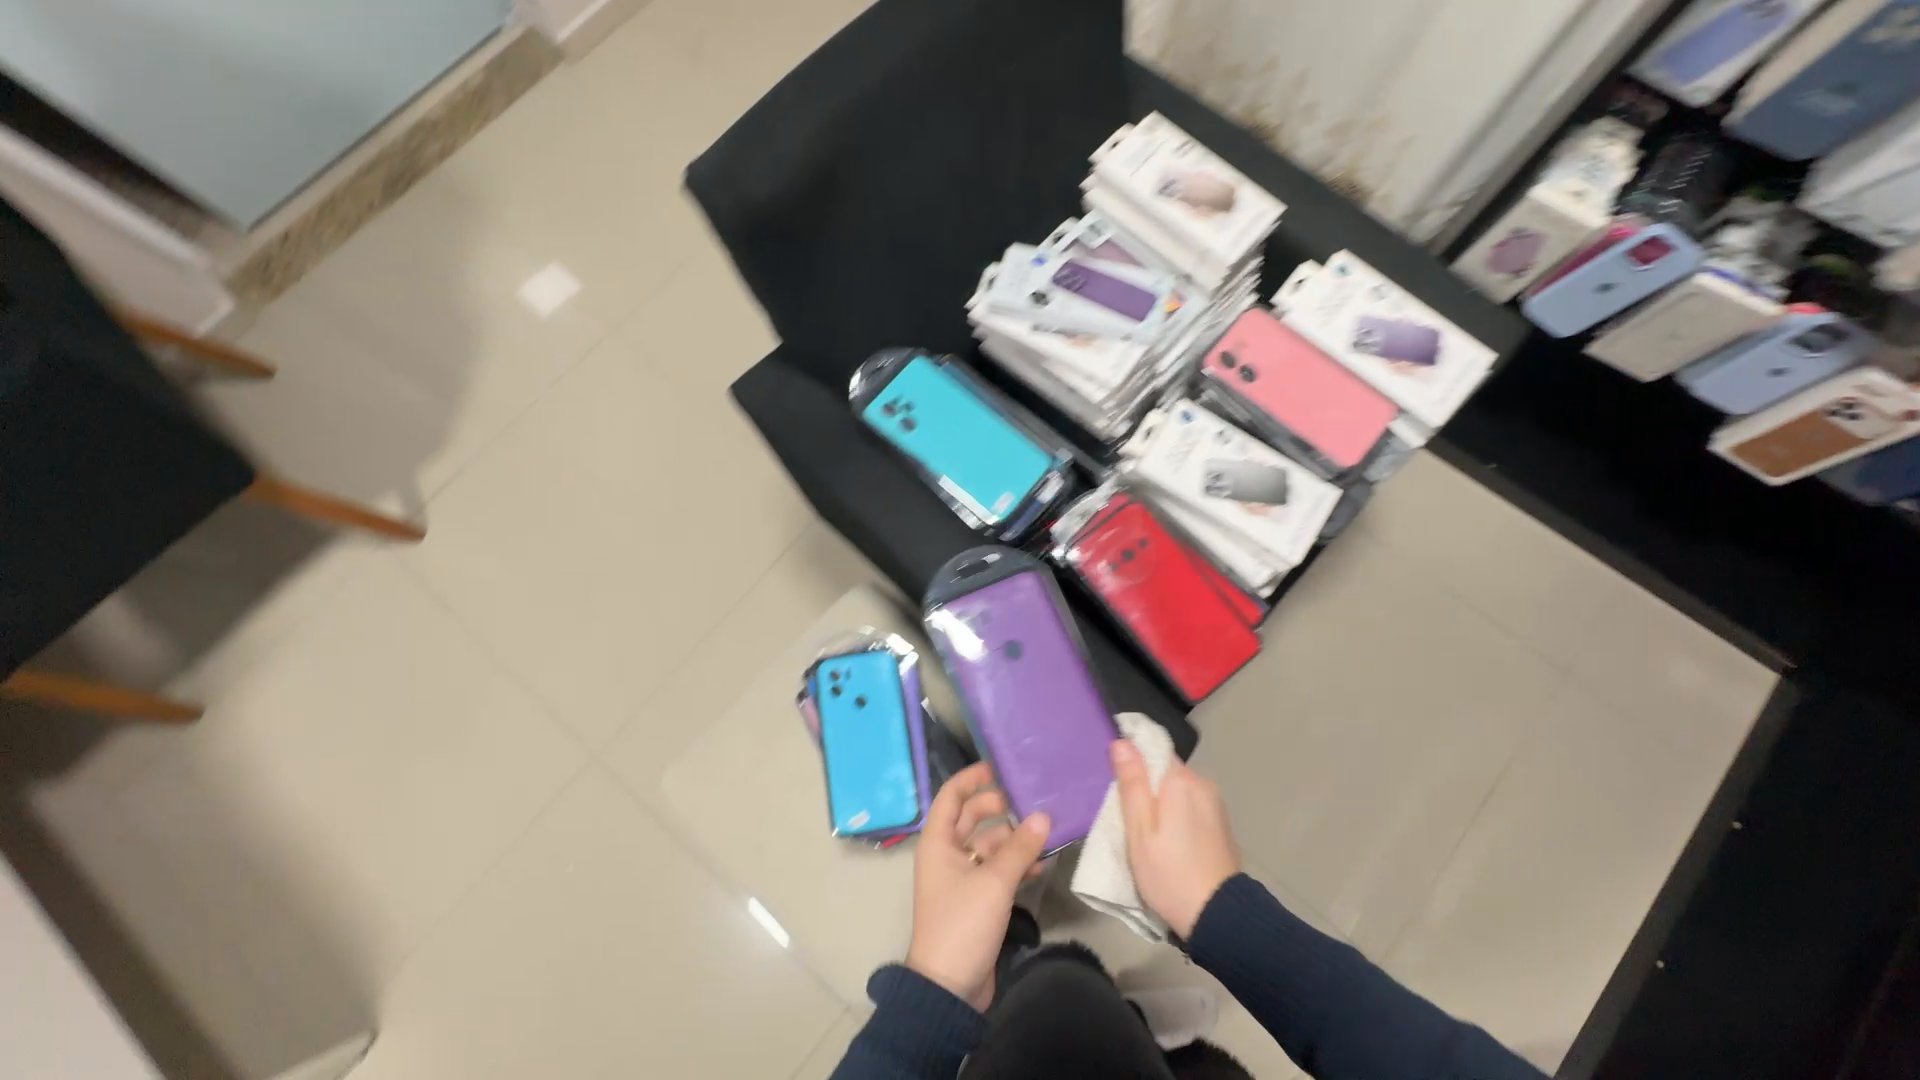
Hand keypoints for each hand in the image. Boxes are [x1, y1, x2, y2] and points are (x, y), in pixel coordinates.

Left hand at [905, 762, 1050, 1009]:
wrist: (950, 987)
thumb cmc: (963, 923)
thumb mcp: (994, 881)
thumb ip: (1020, 847)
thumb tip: (1044, 816)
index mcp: (938, 842)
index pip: (951, 796)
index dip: (972, 778)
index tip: (1000, 766)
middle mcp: (947, 854)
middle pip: (973, 818)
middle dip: (1000, 807)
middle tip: (1031, 798)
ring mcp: (962, 878)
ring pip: (989, 845)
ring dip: (1014, 838)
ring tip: (1047, 829)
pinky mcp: (977, 900)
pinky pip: (997, 870)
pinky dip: (1017, 864)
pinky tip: (1043, 862)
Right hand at [1112, 740, 1241, 938]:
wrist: (1218, 915)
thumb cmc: (1169, 872)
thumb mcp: (1139, 831)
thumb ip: (1132, 784)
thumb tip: (1122, 742)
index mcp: (1181, 781)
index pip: (1154, 749)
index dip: (1133, 759)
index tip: (1116, 780)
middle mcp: (1203, 784)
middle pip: (1166, 770)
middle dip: (1147, 784)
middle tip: (1125, 813)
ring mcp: (1216, 805)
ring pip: (1179, 789)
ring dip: (1162, 801)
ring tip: (1146, 830)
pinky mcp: (1221, 824)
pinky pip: (1192, 806)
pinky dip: (1178, 814)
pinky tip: (1169, 839)